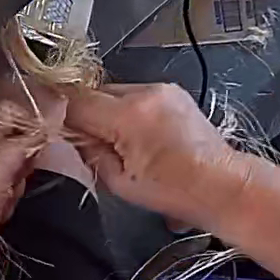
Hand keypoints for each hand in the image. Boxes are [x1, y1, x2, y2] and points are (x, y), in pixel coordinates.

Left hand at [0, 99, 45, 279]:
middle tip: (20, 171)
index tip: (51, 129)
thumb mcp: (0, 162)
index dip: (32, 116)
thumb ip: (27, 136)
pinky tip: (5, 207)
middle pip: (18, 136)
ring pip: (20, 161)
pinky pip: (16, 184)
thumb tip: (56, 108)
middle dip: (27, 153)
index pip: (9, 109)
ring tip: (8, 193)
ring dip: (21, 177)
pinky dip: (15, 194)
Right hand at [63, 83, 254, 230]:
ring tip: (118, 142)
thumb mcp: (120, 181)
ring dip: (107, 112)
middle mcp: (145, 92)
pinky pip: (136, 95)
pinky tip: (136, 135)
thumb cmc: (174, 191)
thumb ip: (90, 153)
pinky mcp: (173, 92)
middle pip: (95, 94)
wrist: (224, 186)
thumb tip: (72, 138)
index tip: (55, 129)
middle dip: (86, 115)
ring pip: (114, 93)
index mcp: (128, 115)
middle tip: (89, 144)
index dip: (61, 116)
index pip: (76, 102)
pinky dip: (127, 111)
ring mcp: (162, 89)